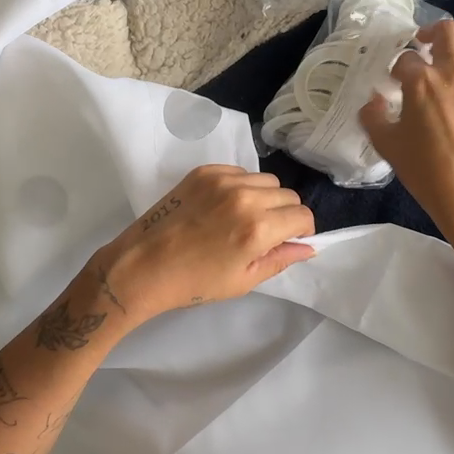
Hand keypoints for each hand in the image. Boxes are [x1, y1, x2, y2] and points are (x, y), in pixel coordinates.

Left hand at [92, 165, 316, 321]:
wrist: (145, 264)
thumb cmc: (195, 282)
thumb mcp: (244, 280)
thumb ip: (280, 259)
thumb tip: (308, 247)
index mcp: (257, 229)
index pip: (302, 215)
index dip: (301, 230)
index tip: (288, 240)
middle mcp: (245, 197)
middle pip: (287, 194)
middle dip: (284, 214)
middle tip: (264, 233)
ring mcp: (223, 180)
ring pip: (266, 180)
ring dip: (264, 198)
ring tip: (242, 218)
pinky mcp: (205, 171)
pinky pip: (240, 172)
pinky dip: (241, 187)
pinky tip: (223, 207)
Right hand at [359, 20, 453, 252]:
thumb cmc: (424, 170)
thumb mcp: (385, 144)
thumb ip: (372, 116)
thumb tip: (373, 101)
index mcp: (420, 81)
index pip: (405, 59)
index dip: (397, 68)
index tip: (395, 83)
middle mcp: (452, 72)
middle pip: (445, 31)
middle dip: (430, 34)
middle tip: (423, 49)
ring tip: (451, 57)